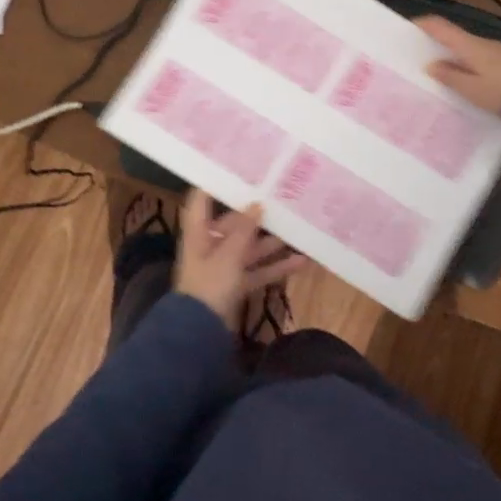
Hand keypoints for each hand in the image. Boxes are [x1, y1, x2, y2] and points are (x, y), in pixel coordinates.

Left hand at [174, 189, 306, 330]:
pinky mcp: (236, 285)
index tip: (241, 168)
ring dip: (272, 241)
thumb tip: (257, 204)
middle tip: (282, 198)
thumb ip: (244, 230)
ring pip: (250, 248)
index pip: (203, 198)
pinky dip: (276, 267)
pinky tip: (302, 261)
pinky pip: (258, 271)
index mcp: (199, 232)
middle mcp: (210, 244)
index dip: (217, 182)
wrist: (199, 332)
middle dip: (257, 214)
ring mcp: (224, 266)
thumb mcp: (228, 255)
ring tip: (298, 227)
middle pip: (234, 223)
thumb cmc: (208, 285)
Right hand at [419, 15, 500, 117]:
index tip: (406, 29)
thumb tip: (431, 64)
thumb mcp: (473, 90)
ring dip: (454, 60)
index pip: (441, 26)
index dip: (422, 24)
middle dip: (436, 48)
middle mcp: (484, 44)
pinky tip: (467, 86)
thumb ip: (451, 77)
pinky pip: (483, 63)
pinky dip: (469, 69)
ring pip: (469, 53)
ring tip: (440, 78)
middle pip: (455, 40)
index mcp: (471, 46)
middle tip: (418, 62)